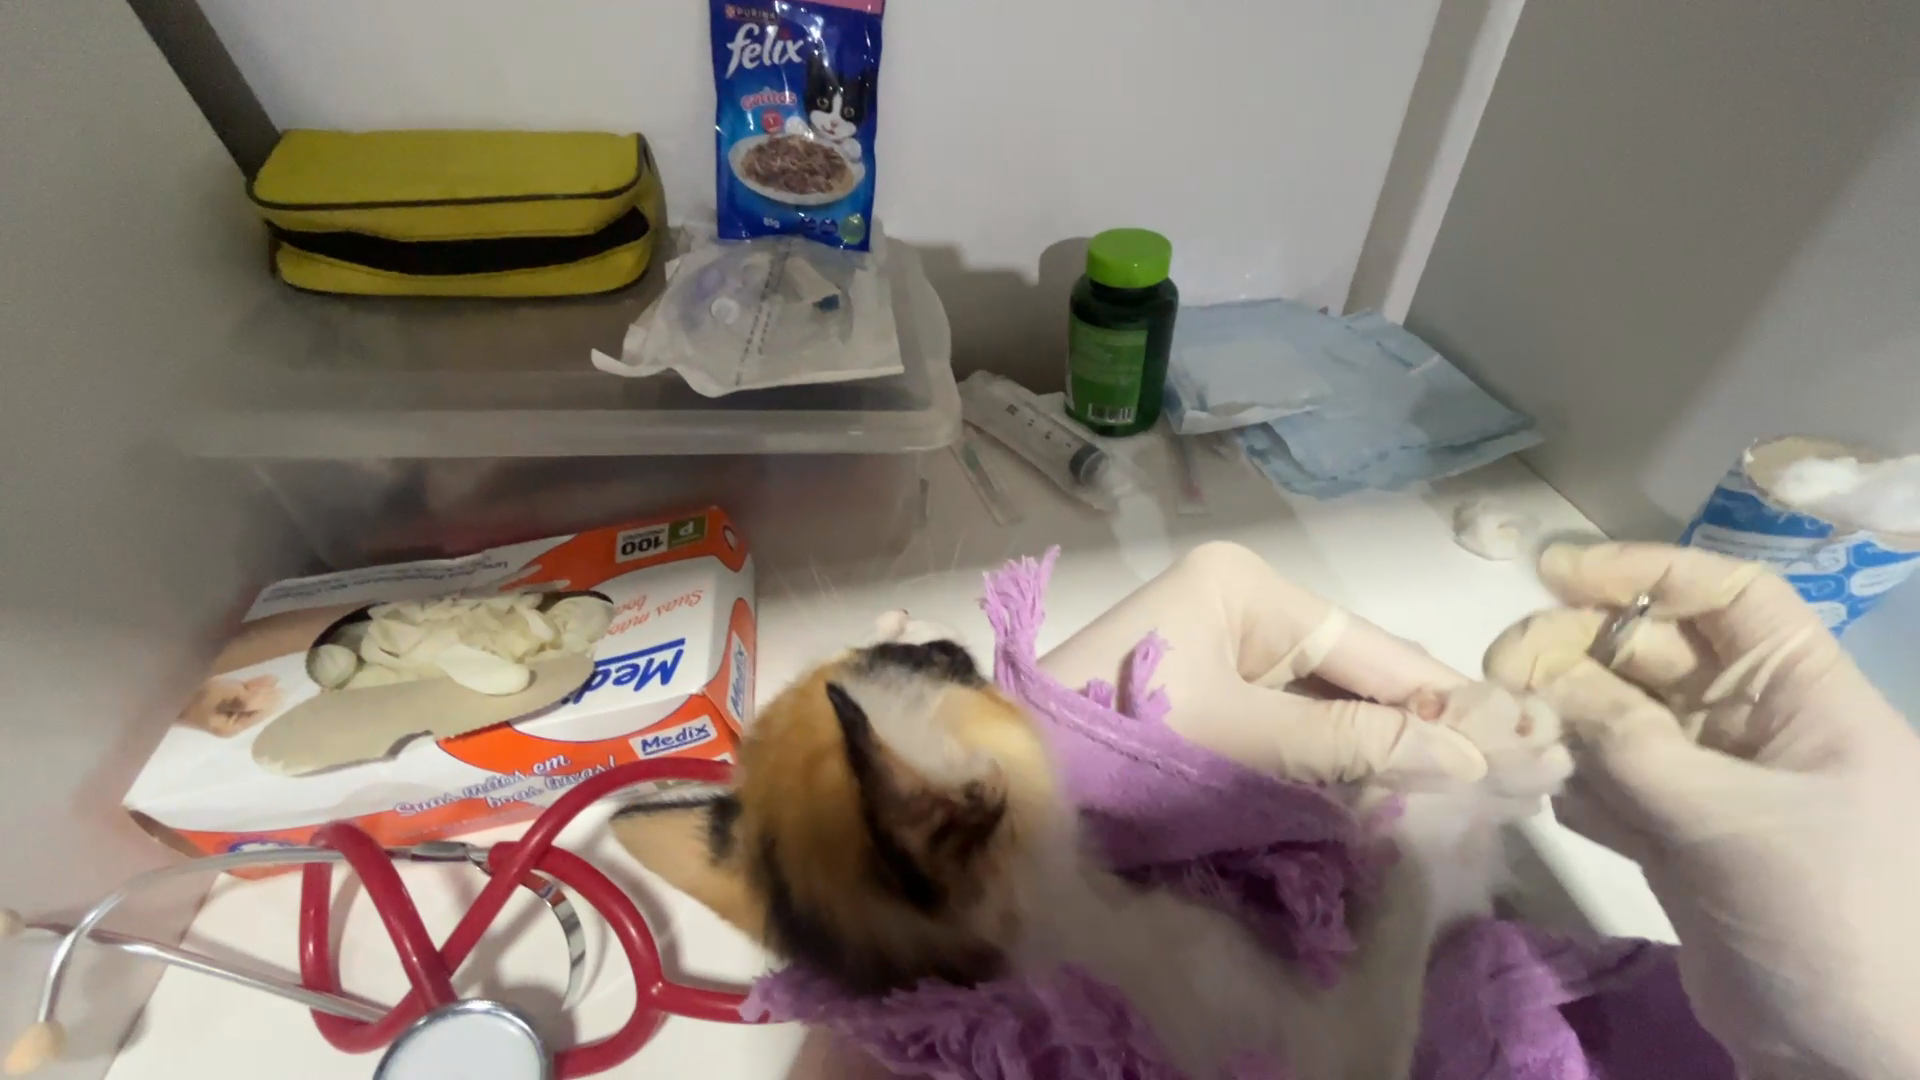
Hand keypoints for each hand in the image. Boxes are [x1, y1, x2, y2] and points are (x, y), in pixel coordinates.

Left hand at [1038, 542, 1487, 786]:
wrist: (1021, 762)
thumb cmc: (1122, 734)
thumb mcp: (1243, 740)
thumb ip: (1354, 745)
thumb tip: (1480, 755)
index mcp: (1246, 586)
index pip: (1368, 646)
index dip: (1446, 701)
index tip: (1529, 748)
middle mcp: (1240, 599)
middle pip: (1352, 668)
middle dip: (1417, 726)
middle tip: (1505, 784)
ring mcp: (1222, 639)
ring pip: (1324, 695)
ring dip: (1378, 744)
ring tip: (1462, 793)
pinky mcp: (1208, 679)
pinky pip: (1288, 714)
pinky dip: (1330, 752)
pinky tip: (1379, 788)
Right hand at [1485, 543, 1919, 1079]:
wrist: (1850, 1056)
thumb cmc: (1830, 922)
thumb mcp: (1727, 820)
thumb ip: (1625, 739)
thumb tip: (1537, 676)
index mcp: (1802, 701)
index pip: (1729, 596)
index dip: (1644, 569)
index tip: (1551, 573)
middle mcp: (1748, 722)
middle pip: (1643, 648)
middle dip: (1570, 651)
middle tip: (1504, 673)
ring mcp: (1701, 771)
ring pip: (1606, 707)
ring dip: (1557, 718)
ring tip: (1523, 745)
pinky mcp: (1664, 817)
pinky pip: (1596, 768)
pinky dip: (1568, 777)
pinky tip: (1565, 808)